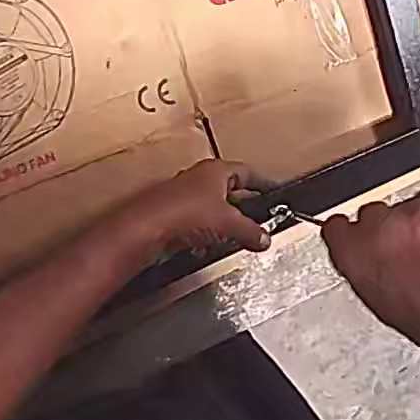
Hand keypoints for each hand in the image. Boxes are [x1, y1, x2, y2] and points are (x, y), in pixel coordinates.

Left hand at [106, 159, 271, 264]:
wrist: (146, 230)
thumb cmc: (184, 213)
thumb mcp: (229, 223)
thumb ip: (251, 231)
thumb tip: (264, 238)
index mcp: (215, 170)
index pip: (247, 172)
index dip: (262, 182)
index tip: (273, 189)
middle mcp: (198, 179)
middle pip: (229, 192)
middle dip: (242, 208)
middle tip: (257, 220)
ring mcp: (183, 197)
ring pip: (211, 210)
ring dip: (222, 225)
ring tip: (234, 238)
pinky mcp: (171, 216)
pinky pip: (195, 226)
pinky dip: (204, 237)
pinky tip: (207, 248)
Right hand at [321, 189, 419, 365]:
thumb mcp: (385, 307)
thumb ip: (366, 272)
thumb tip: (365, 261)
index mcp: (358, 258)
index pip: (336, 228)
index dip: (350, 234)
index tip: (358, 236)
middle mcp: (383, 228)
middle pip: (374, 214)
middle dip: (390, 229)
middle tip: (413, 251)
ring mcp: (417, 212)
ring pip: (411, 206)